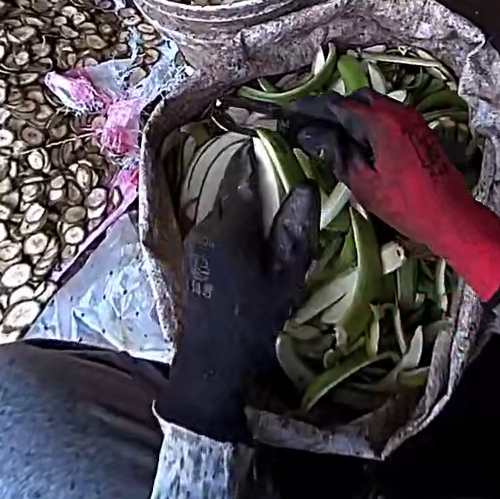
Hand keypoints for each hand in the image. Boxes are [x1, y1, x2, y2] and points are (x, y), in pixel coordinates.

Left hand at [159, 144, 317, 441]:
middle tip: (266, 162)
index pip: (242, 182)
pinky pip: (213, 220)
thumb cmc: (256, 317)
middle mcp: (207, 226)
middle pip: (228, 191)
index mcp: (230, 229)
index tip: (262, 141)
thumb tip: (307, 187)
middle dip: (245, 175)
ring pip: (219, 206)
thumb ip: (295, 230)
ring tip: (259, 189)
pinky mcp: (192, 250)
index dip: (252, 160)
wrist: (213, 357)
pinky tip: (245, 223)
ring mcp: (195, 238)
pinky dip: (229, 213)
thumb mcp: (285, 276)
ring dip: (237, 195)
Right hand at [284, 90, 499, 302]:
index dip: (313, 107)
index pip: (338, 105)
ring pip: (375, 103)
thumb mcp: (363, 183)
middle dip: (334, 106)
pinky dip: (370, 118)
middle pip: (358, 97)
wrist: (453, 218)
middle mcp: (397, 112)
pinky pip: (388, 113)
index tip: (294, 111)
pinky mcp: (419, 129)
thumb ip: (337, 153)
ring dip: (354, 111)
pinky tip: (360, 138)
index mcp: (381, 122)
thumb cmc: (406, 205)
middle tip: (314, 122)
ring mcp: (412, 119)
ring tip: (334, 130)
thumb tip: (312, 135)